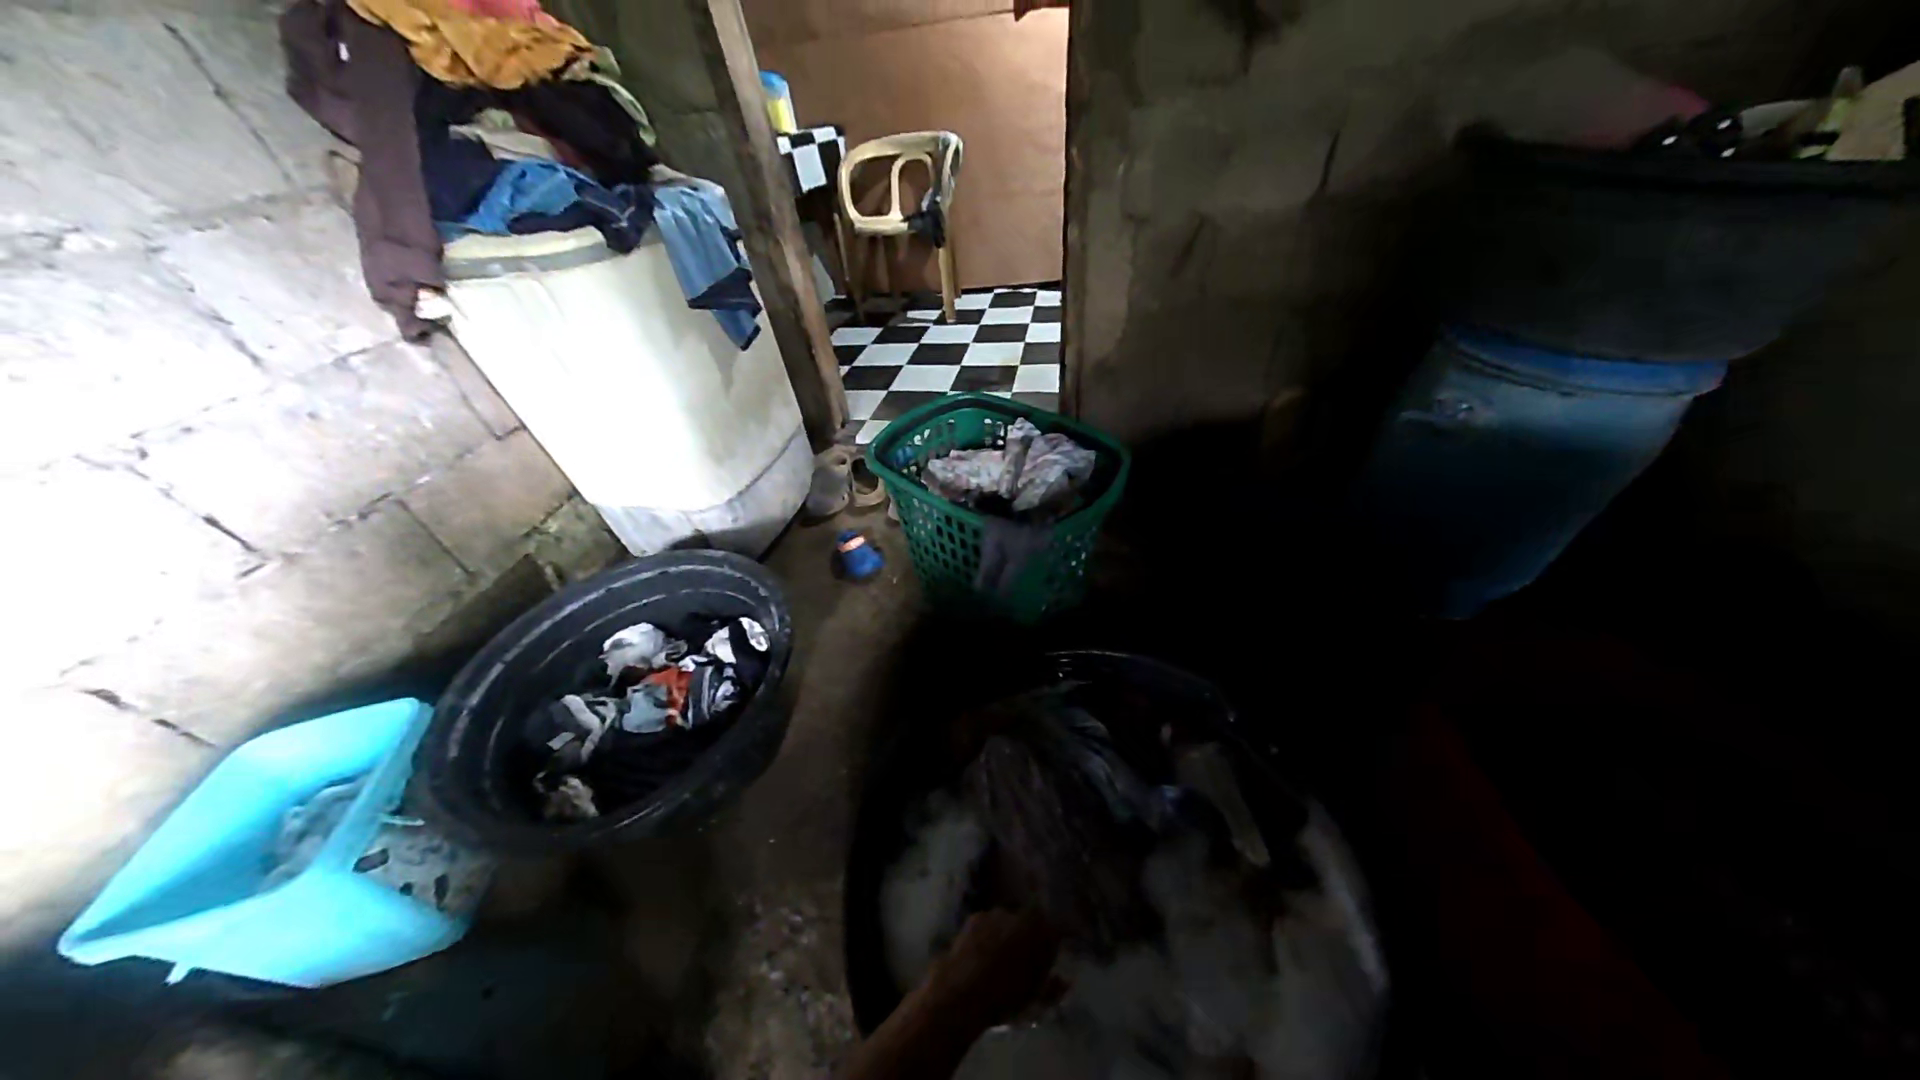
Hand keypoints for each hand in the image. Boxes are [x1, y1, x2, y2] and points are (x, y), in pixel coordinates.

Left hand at [921, 908, 1059, 1027]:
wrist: (964, 992)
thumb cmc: (1006, 999)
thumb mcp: (1037, 1000)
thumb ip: (1055, 988)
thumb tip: (1064, 980)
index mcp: (1043, 934)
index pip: (1053, 934)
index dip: (1048, 948)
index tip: (1043, 962)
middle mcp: (1022, 916)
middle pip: (1029, 925)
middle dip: (1026, 938)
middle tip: (1018, 961)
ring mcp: (998, 913)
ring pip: (1006, 923)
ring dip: (1004, 934)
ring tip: (995, 958)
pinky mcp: (976, 916)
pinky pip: (986, 924)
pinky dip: (985, 934)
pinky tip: (978, 953)